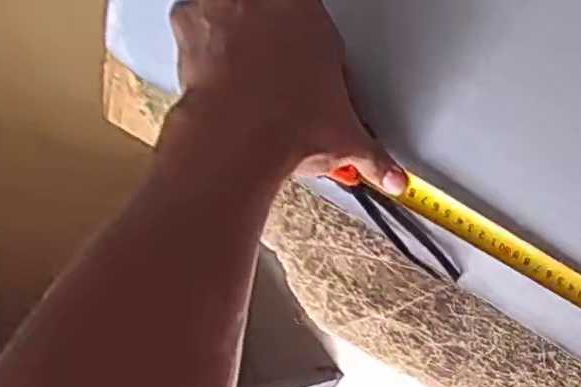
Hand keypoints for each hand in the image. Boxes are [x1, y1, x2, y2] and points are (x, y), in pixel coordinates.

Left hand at [169, 0, 405, 192]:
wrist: (240, 135)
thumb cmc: (290, 121)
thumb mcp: (349, 142)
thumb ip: (375, 156)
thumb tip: (391, 176)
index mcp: (310, 10)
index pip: (329, 48)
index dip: (333, 84)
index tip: (330, 108)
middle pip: (283, 34)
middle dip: (292, 68)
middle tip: (298, 106)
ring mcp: (223, 3)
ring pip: (244, 28)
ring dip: (254, 59)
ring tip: (267, 103)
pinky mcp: (189, 20)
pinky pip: (205, 36)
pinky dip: (217, 60)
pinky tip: (234, 92)